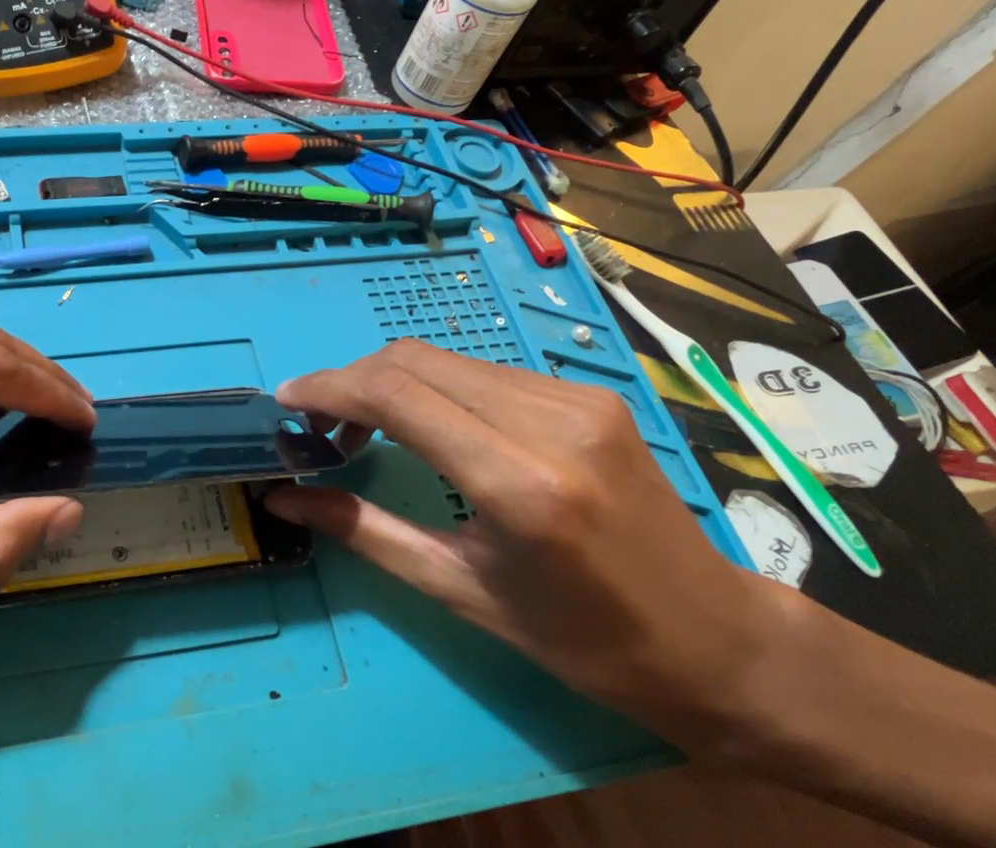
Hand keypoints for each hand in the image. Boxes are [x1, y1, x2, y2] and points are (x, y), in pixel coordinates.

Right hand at [266, 341, 781, 747]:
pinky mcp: (590, 395)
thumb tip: (285, 500)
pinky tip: (426, 425)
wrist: (710, 636)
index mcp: (519, 483)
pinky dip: (435, 388)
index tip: (286, 403)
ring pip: (448, 359)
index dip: (330, 388)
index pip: (398, 394)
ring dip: (390, 383)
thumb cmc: (578, 637)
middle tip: (319, 427)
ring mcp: (578, 400)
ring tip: (362, 429)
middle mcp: (550, 422)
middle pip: (415, 360)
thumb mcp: (459, 590)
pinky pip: (485, 372)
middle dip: (351, 382)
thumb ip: (364, 531)